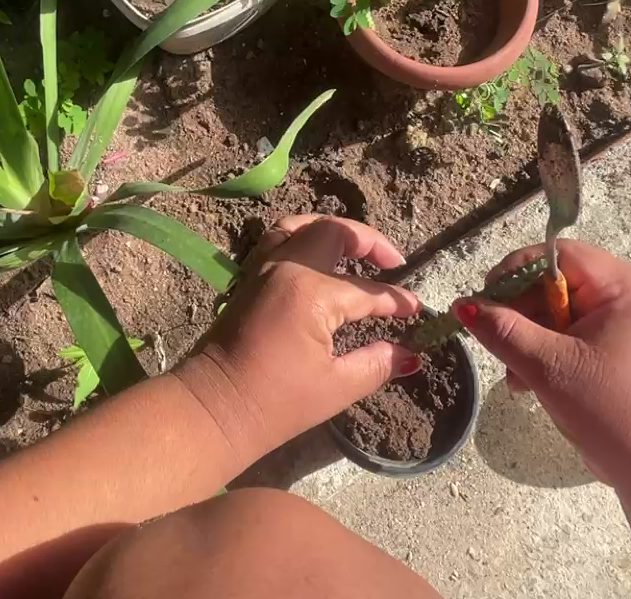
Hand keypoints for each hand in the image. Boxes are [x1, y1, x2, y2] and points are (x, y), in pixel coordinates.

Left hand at [171, 215, 422, 465]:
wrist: (214, 406)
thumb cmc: (276, 403)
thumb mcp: (335, 387)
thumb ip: (376, 364)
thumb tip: (409, 355)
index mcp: (311, 292)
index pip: (366, 290)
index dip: (395, 300)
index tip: (415, 309)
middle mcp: (287, 266)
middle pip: (334, 231)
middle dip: (369, 241)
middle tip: (392, 262)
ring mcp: (263, 266)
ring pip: (302, 225)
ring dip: (333, 230)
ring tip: (356, 250)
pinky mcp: (249, 275)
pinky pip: (279, 237)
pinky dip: (303, 236)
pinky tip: (317, 255)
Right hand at [453, 240, 630, 491]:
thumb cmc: (613, 414)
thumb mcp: (549, 368)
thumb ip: (502, 331)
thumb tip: (461, 305)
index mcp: (626, 289)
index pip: (558, 255)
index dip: (516, 271)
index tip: (488, 302)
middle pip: (560, 284)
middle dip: (522, 314)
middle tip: (499, 344)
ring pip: (566, 314)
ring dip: (533, 338)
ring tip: (517, 377)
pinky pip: (580, 337)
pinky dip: (554, 353)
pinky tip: (537, 383)